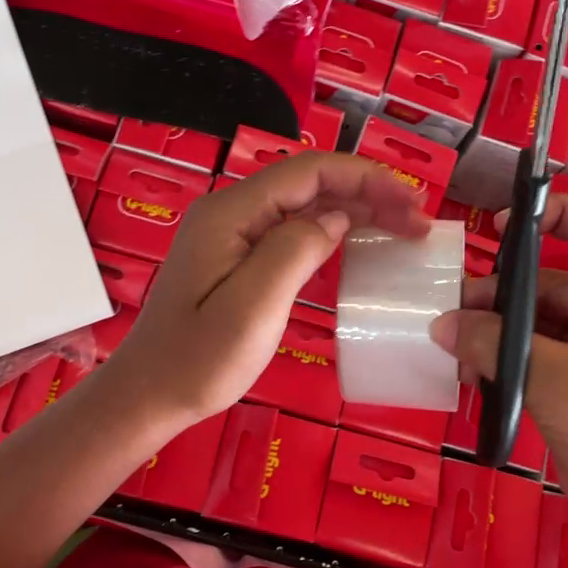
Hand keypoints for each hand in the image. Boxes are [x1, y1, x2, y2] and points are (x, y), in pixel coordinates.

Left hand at [100, 151, 428, 428]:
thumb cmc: (198, 359)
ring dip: (355, 212)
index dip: (366, 179)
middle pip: (310, 184)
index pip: (309, 172)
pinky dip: (331, 234)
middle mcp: (232, 212)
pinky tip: (358, 246)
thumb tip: (336, 220)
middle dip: (368, 194)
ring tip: (402, 229)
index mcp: (232, 213)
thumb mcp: (253, 307)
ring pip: (304, 206)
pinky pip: (292, 232)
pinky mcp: (237, 259)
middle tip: (419, 222)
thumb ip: (296, 251)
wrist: (149, 395)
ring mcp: (232, 235)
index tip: (412, 202)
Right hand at [429, 194, 567, 507]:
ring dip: (498, 324)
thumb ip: (497, 344)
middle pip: (560, 278)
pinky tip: (468, 361)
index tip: (504, 222)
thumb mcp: (558, 382)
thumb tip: (441, 322)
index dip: (558, 213)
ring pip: (541, 315)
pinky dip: (504, 350)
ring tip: (453, 335)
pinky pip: (537, 346)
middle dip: (506, 290)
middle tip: (456, 298)